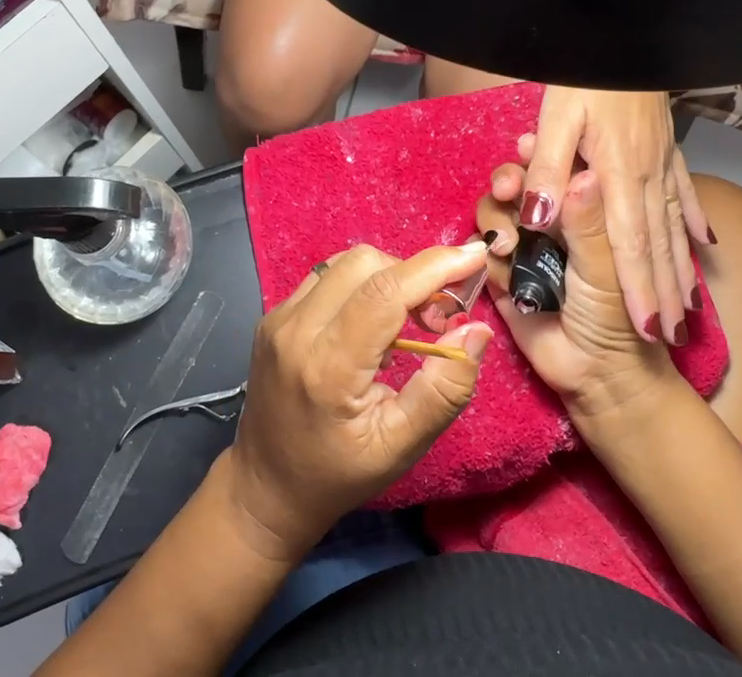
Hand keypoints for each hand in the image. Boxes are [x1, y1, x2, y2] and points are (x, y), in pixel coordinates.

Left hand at [228, 243, 494, 558]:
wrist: (265, 485)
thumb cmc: (336, 473)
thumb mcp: (400, 446)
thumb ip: (443, 390)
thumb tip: (475, 329)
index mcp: (326, 367)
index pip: (384, 293)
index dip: (434, 267)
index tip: (476, 256)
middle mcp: (295, 330)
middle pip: (364, 264)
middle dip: (414, 274)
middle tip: (441, 315)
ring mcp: (278, 318)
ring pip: (344, 263)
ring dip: (388, 277)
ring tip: (411, 319)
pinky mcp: (273, 316)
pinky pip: (325, 277)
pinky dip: (361, 286)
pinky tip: (374, 324)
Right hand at [478, 156, 679, 438]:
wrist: (595, 375)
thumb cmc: (616, 318)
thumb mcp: (606, 267)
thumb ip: (589, 223)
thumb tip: (581, 171)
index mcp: (585, 214)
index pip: (556, 171)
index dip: (539, 155)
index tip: (527, 146)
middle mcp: (552, 225)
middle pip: (517, 187)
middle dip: (508, 183)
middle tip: (506, 189)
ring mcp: (524, 249)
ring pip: (494, 215)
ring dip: (495, 221)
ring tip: (507, 244)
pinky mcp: (500, 276)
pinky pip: (480, 254)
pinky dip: (485, 257)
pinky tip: (500, 270)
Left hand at [520, 87, 710, 344]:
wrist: (624, 38)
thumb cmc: (584, 77)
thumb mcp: (555, 118)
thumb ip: (548, 169)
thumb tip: (540, 218)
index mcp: (619, 174)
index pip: (630, 243)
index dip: (640, 288)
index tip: (649, 329)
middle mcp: (649, 176)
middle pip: (658, 245)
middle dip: (665, 294)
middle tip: (675, 338)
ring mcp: (664, 163)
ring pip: (675, 227)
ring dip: (682, 270)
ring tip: (691, 309)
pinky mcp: (667, 149)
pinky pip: (685, 194)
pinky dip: (694, 223)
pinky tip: (706, 246)